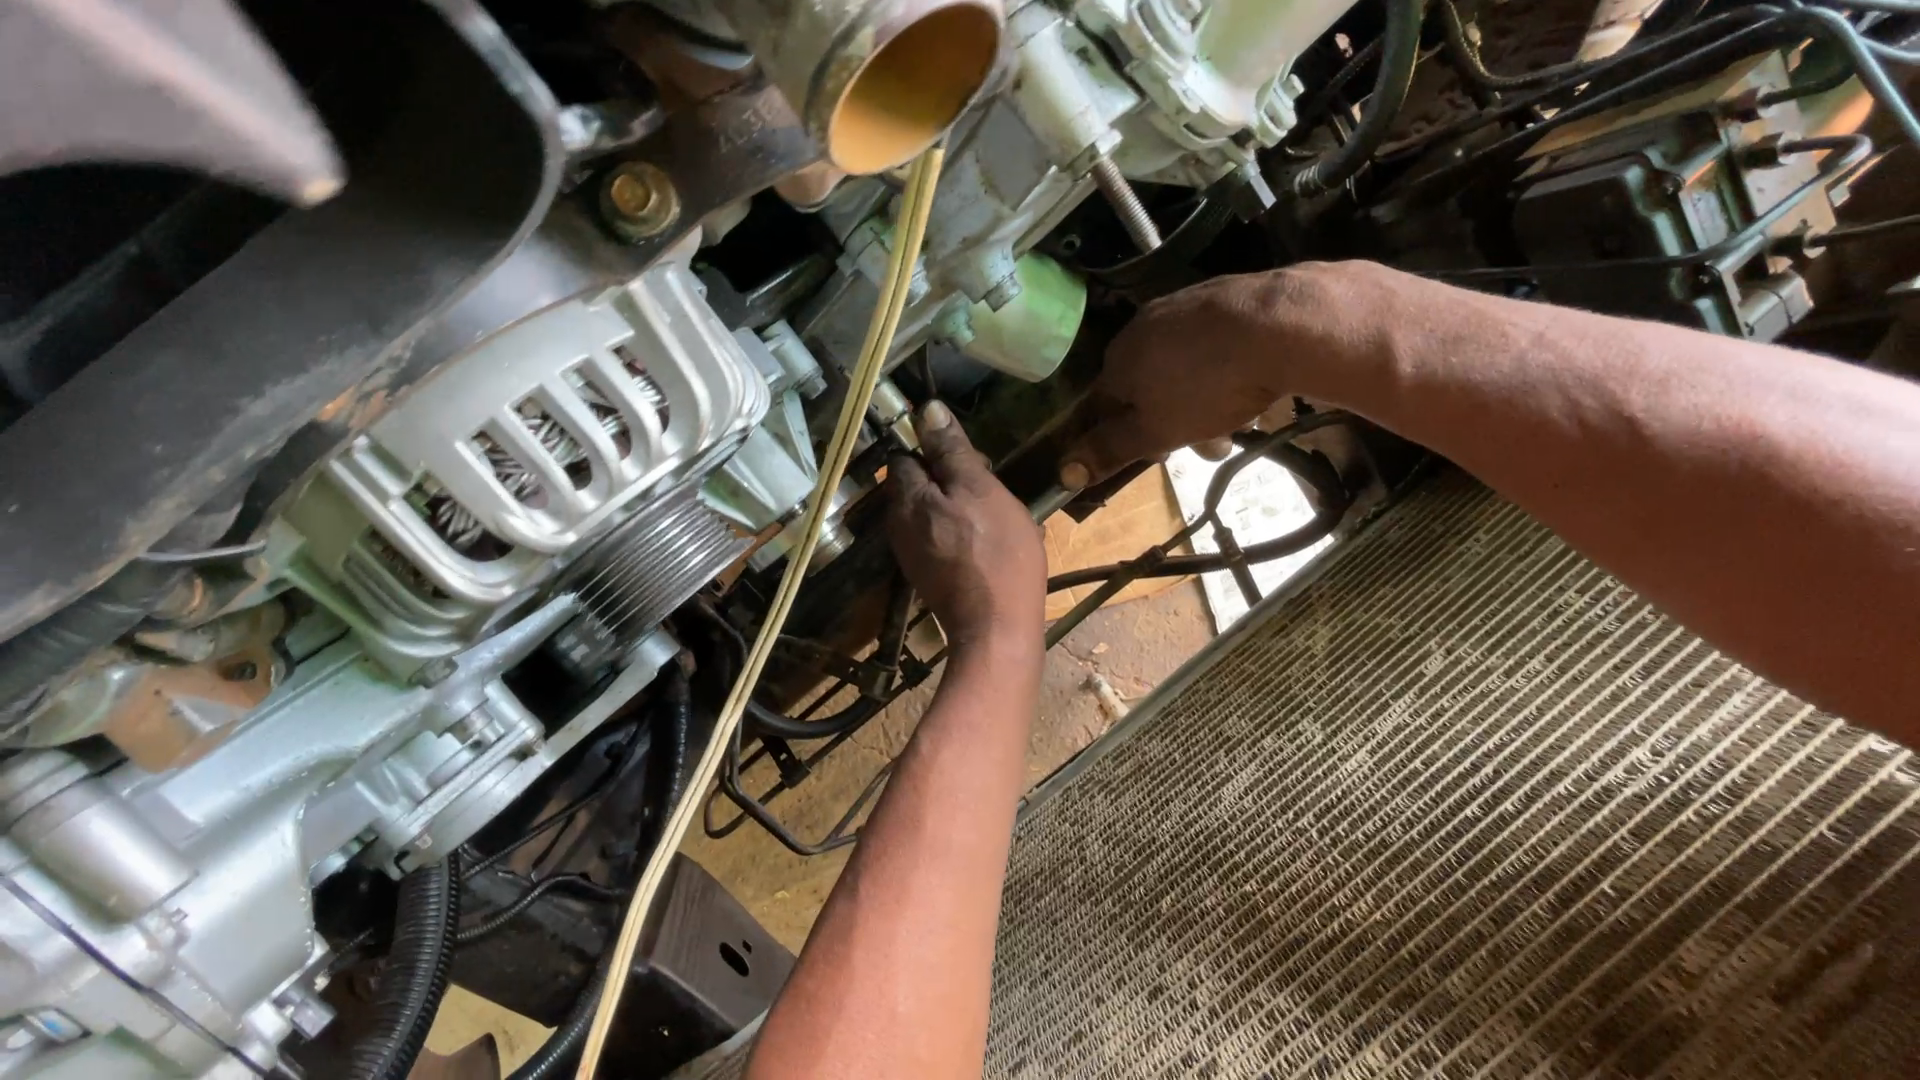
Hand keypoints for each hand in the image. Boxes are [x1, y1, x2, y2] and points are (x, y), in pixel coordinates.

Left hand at [887, 401, 1046, 648]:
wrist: (997, 629)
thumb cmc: (996, 553)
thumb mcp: (980, 490)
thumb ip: (951, 452)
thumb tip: (926, 409)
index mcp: (905, 499)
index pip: (905, 456)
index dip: (937, 449)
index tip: (971, 460)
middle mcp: (898, 525)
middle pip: (918, 485)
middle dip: (951, 480)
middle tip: (990, 489)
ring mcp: (912, 555)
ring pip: (933, 513)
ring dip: (960, 508)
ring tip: (996, 517)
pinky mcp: (930, 576)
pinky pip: (942, 539)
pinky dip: (962, 534)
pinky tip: (990, 544)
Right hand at [1061, 261, 1396, 483]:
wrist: (1281, 324)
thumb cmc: (1207, 387)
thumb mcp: (1154, 432)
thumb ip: (1108, 450)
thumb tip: (1062, 471)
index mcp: (1117, 361)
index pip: (1102, 406)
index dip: (1121, 437)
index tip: (1155, 456)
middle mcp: (1141, 327)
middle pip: (1145, 385)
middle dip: (1171, 419)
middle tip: (1208, 445)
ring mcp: (1182, 306)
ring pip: (1181, 365)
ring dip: (1202, 398)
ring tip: (1239, 421)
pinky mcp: (1223, 295)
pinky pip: (1213, 342)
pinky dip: (1224, 366)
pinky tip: (1252, 380)